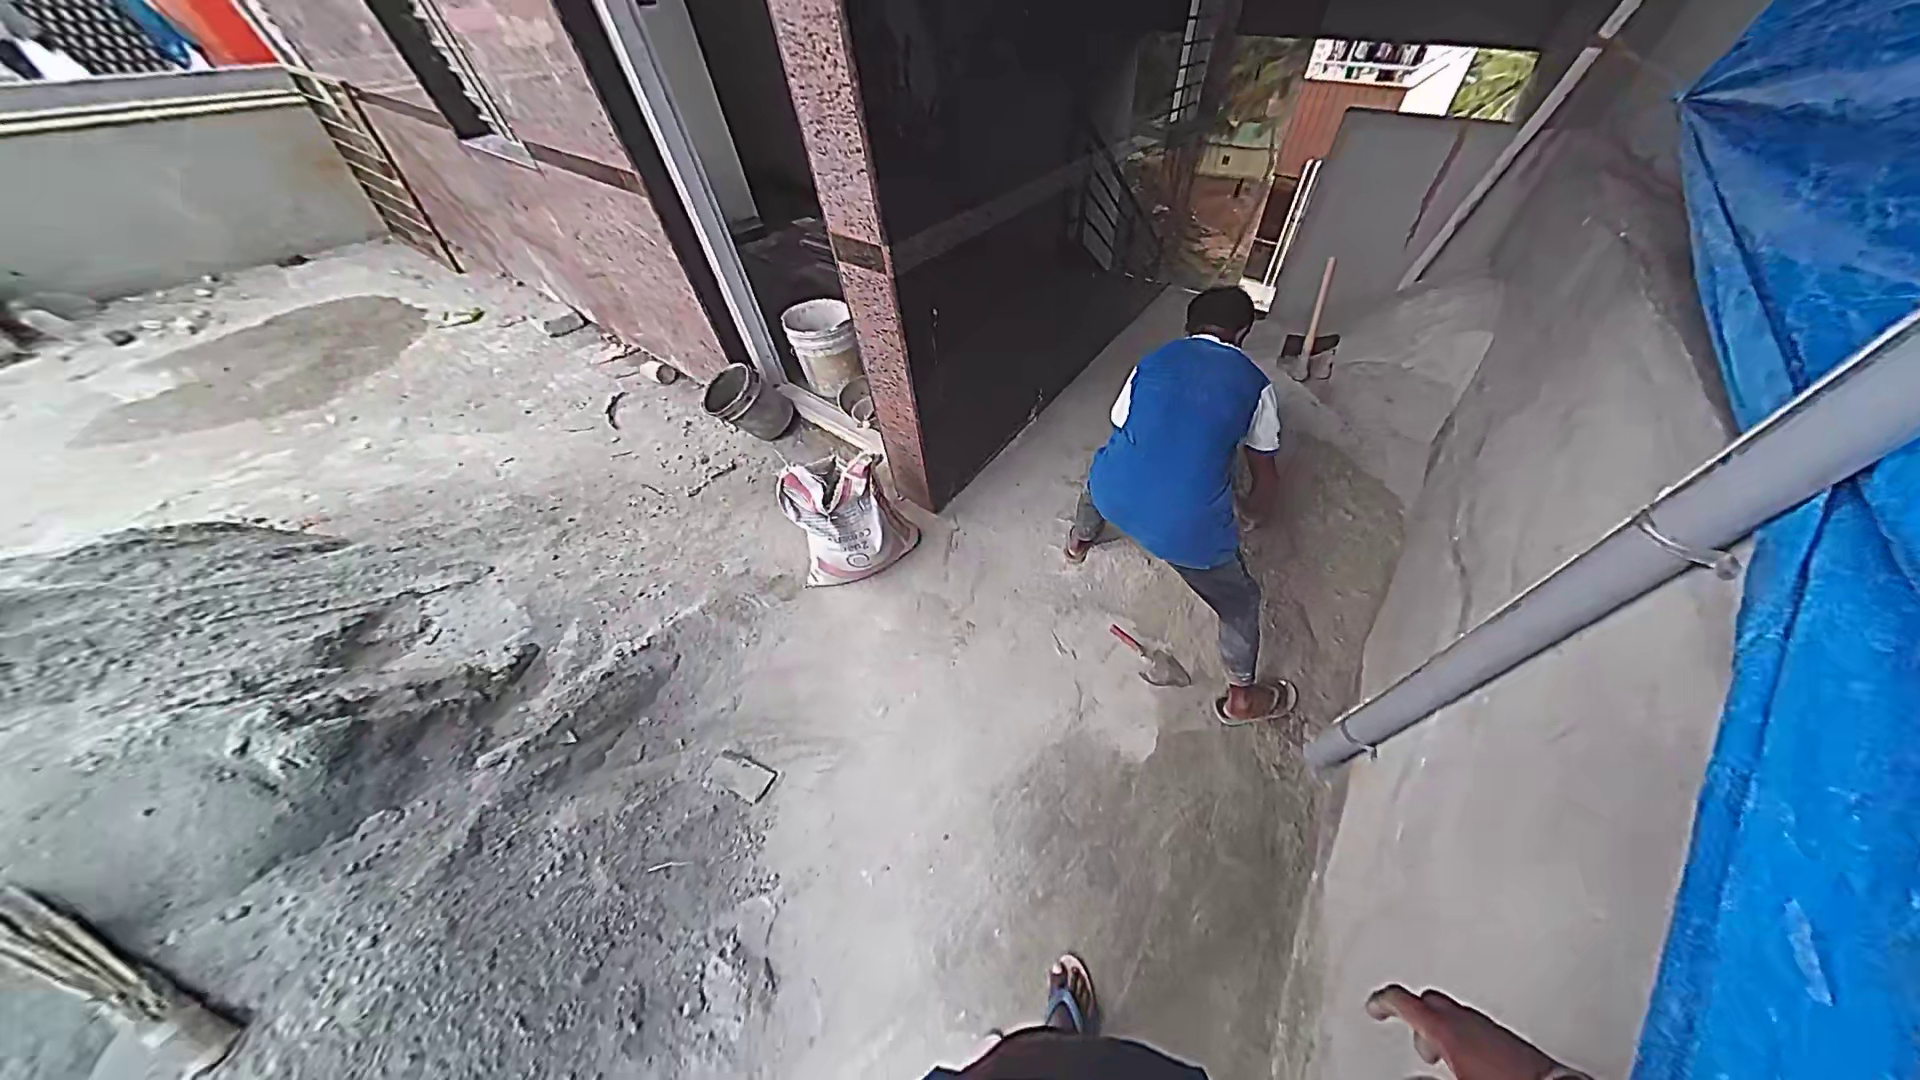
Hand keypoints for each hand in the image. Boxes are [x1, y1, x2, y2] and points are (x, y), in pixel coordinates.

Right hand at [1366, 985, 1578, 1079]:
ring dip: (1441, 1027)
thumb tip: (1409, 1076)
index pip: (1400, 998)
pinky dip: (1464, 1035)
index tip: (1374, 1006)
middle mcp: (1463, 1018)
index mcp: (1443, 1024)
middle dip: (1414, 1013)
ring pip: (1453, 1013)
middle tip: (1410, 1031)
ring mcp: (1489, 1027)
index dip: (1381, 1000)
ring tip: (1442, 1053)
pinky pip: (1476, 1027)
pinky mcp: (1511, 1041)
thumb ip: (1425, 1077)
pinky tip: (1471, 1059)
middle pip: (1427, 1001)